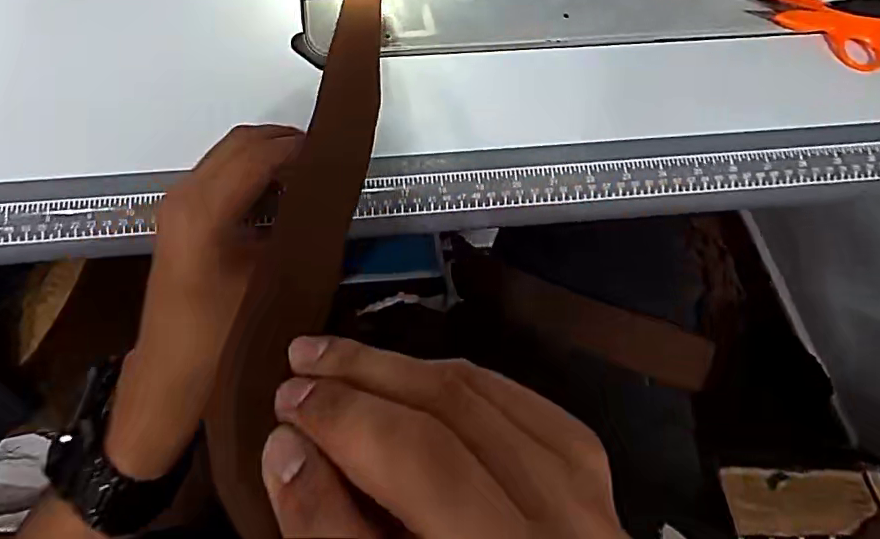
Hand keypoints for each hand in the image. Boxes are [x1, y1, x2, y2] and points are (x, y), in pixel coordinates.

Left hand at [103, 125, 302, 478]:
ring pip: (229, 150)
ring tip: (304, 168)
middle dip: (283, 141)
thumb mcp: (270, 278)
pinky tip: (275, 186)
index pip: (257, 154)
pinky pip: (219, 167)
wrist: (170, 372)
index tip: (329, 150)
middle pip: (241, 141)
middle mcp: (185, 194)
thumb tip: (325, 193)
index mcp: (204, 210)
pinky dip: (250, 165)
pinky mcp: (178, 210)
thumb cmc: (219, 334)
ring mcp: (177, 199)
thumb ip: (297, 227)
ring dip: (266, 151)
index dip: (296, 147)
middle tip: (321, 156)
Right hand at [261, 337, 627, 538]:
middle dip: (362, 376)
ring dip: (399, 368)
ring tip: (340, 360)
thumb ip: (330, 537)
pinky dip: (452, 379)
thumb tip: (286, 445)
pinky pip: (514, 397)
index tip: (285, 399)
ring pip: (478, 393)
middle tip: (302, 359)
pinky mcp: (593, 475)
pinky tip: (411, 373)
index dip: (344, 417)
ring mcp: (591, 496)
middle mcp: (565, 528)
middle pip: (449, 412)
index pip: (419, 457)